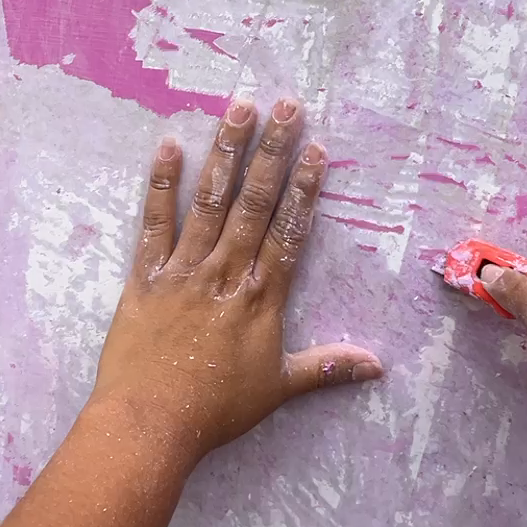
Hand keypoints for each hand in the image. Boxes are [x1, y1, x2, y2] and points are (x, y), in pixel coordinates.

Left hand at [89, 97, 383, 462]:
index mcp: (261, 296)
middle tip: (286, 105)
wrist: (151, 422)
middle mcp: (226, 271)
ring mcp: (185, 268)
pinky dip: (161, 184)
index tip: (316, 148)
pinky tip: (168, 146)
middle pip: (255, 202)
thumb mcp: (278, 388)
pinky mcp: (146, 275)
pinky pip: (154, 223)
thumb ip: (327, 368)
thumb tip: (379, 367)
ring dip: (226, 152)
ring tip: (239, 109)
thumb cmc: (216, 408)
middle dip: (273, 152)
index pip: (290, 231)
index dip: (305, 188)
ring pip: (209, 200)